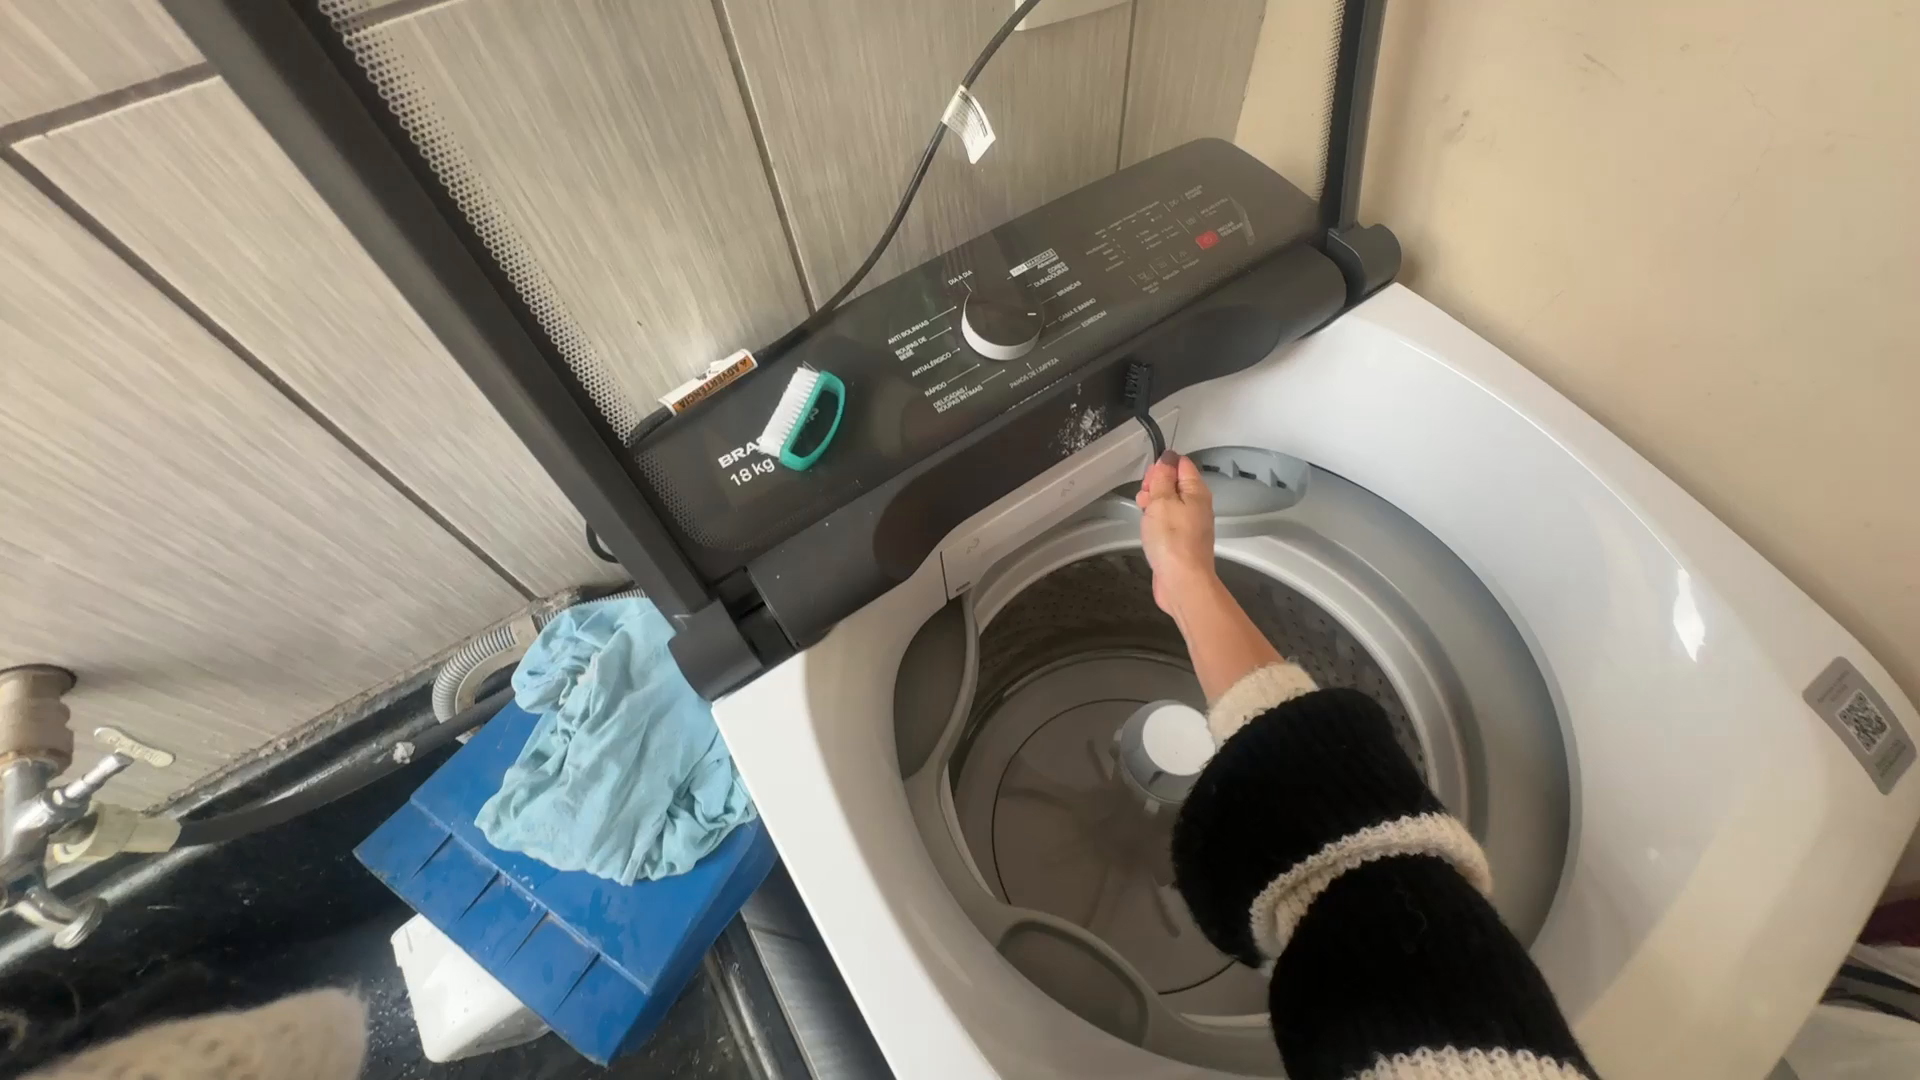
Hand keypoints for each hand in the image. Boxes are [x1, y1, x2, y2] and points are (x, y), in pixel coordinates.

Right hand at [1137, 451, 1218, 615]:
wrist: (1182, 581)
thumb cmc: (1171, 540)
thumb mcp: (1162, 501)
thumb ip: (1162, 478)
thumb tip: (1167, 459)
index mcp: (1197, 491)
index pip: (1182, 464)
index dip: (1162, 466)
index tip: (1148, 479)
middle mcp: (1198, 506)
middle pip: (1175, 484)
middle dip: (1155, 486)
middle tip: (1144, 498)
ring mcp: (1191, 524)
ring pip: (1169, 503)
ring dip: (1153, 504)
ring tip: (1143, 513)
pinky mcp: (1182, 541)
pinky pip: (1168, 521)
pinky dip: (1156, 521)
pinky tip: (1148, 529)